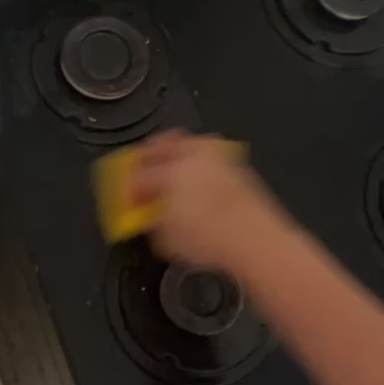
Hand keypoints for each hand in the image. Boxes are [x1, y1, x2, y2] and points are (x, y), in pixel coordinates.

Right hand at [129, 130, 294, 271]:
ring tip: (167, 167)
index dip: (128, 189)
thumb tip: (150, 219)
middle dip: (145, 159)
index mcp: (167, 173)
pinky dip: (197, 159)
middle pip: (158, 147)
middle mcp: (189, 157)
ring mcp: (214, 156)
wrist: (256, 241)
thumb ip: (153, 224)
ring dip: (171, 151)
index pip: (137, 176)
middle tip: (138, 172)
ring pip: (184, 142)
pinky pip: (208, 152)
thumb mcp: (167, 240)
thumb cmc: (212, 240)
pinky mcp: (234, 163)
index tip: (127, 199)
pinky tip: (197, 176)